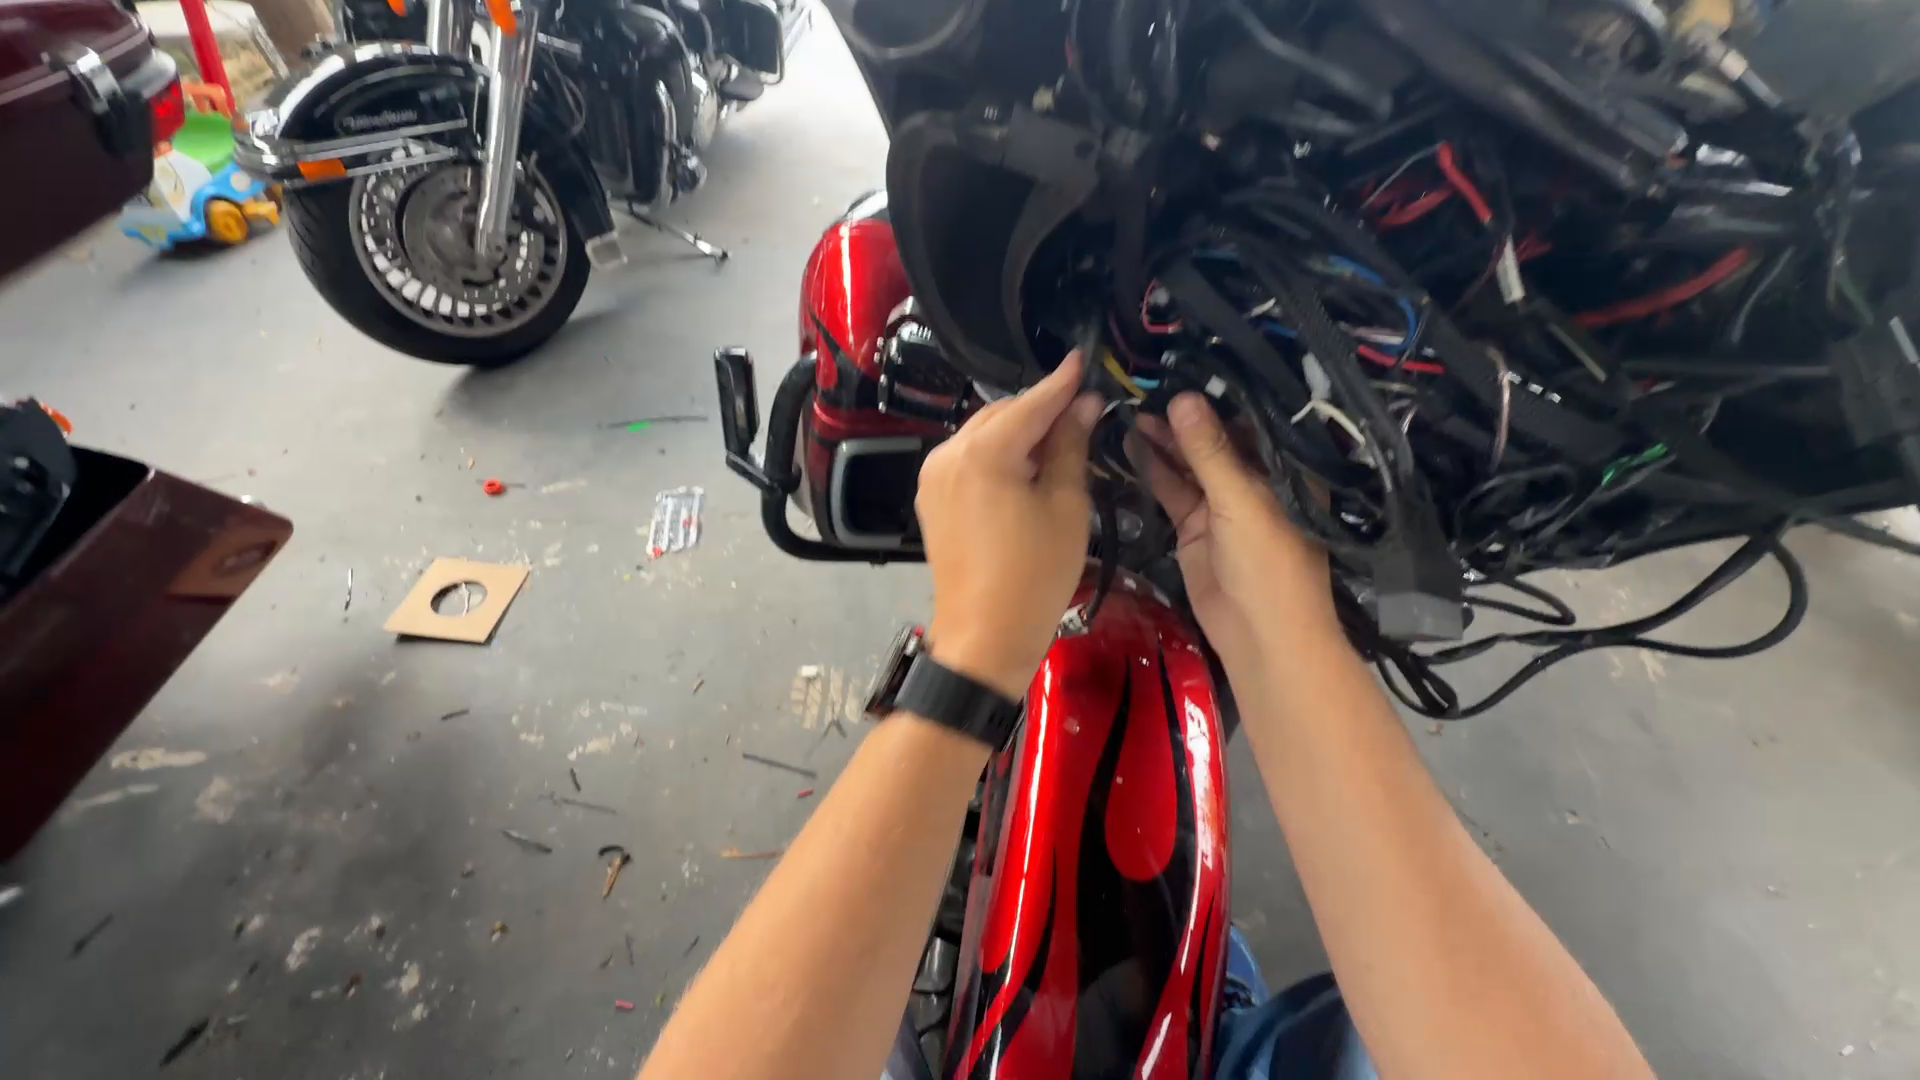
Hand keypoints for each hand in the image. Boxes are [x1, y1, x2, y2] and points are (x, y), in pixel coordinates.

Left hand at [917, 351, 1102, 698]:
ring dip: (1018, 432)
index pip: (1031, 403)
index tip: (1084, 360)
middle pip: (1001, 414)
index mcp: (982, 452)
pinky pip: (968, 460)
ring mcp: (933, 478)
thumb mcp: (1065, 505)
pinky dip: (997, 455)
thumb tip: (1084, 406)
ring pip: (982, 435)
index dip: (1062, 383)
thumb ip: (1070, 446)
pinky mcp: (932, 499)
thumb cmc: (1034, 575)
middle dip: (1040, 410)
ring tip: (1057, 440)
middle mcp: (948, 455)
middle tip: (1081, 411)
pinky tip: (1023, 467)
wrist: (985, 636)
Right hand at [1132, 393, 1336, 663]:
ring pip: (1190, 465)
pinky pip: (1173, 491)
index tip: (1185, 368)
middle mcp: (1254, 482)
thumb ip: (1209, 452)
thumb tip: (1181, 399)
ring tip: (1133, 411)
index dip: (1220, 397)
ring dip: (1164, 441)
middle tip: (1147, 389)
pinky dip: (1154, 470)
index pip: (1251, 422)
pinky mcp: (1194, 528)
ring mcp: (1222, 506)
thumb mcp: (1242, 501)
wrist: (1260, 637)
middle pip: (1215, 442)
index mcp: (1283, 470)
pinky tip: (1134, 444)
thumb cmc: (1270, 565)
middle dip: (1184, 419)